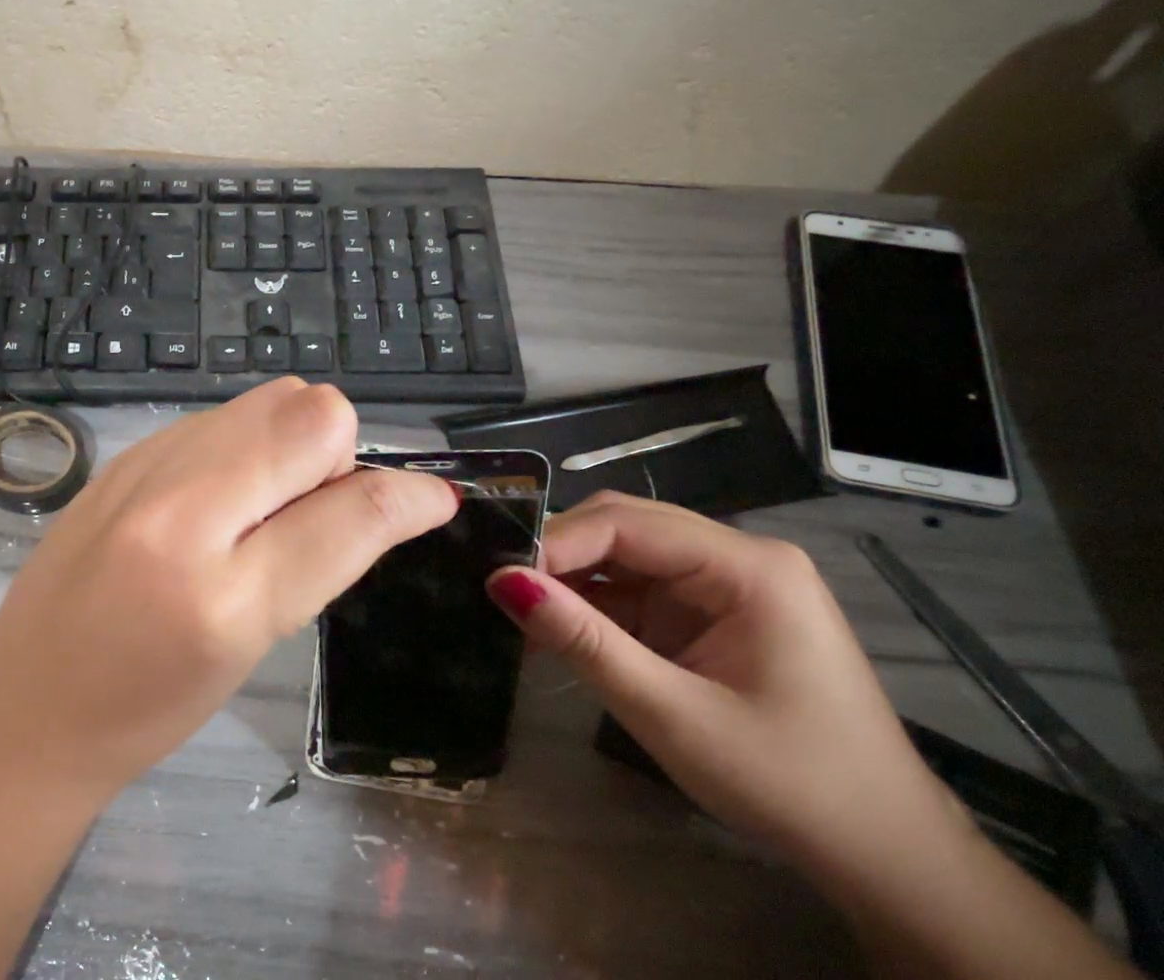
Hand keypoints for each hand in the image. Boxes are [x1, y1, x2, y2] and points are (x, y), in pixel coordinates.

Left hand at [0, 378, 458, 790]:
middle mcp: (180, 516)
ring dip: (291, 442)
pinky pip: (215, 418)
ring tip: (264, 506)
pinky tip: (218, 498)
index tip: (434, 500)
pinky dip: (243, 446)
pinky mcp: (120, 459)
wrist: (30, 709)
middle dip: (339, 453)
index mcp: (224, 596)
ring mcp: (142, 475)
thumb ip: (318, 558)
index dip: (409, 497)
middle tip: (311, 510)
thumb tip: (386, 497)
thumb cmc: (148, 707)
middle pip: (310, 414)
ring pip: (266, 401)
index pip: (350, 511)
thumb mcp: (250, 648)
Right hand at [484, 492, 955, 879]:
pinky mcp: (712, 618)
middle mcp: (738, 560)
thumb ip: (585, 641)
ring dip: (571, 584)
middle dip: (559, 555)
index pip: (628, 523)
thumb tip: (501, 581)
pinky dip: (594, 611)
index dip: (556, 542)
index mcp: (748, 567)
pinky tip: (554, 633)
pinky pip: (639, 594)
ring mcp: (726, 588)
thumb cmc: (783, 779)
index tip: (494, 577)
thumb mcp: (669, 711)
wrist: (875, 847)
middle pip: (626, 529)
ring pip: (626, 560)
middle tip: (496, 591)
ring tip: (513, 616)